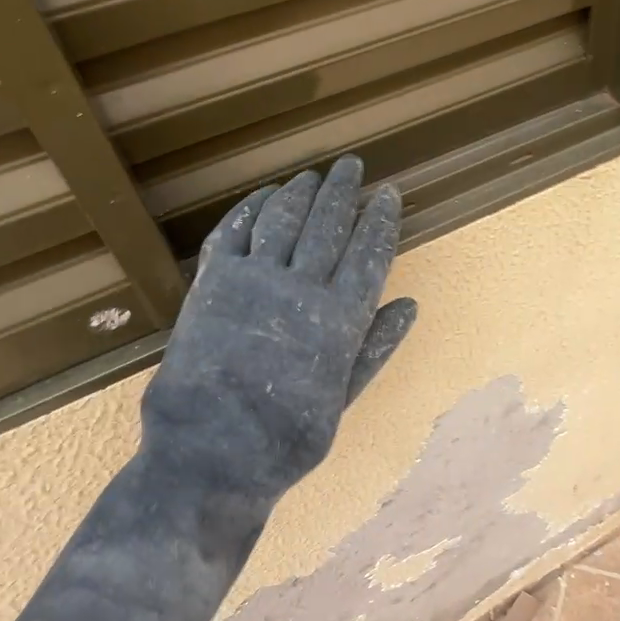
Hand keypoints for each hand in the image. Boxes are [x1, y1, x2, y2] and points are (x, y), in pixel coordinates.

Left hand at [145, 154, 417, 499]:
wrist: (210, 453)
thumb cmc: (287, 437)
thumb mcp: (343, 398)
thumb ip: (375, 347)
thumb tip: (409, 305)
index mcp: (340, 318)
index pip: (369, 253)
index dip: (381, 221)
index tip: (390, 194)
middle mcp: (301, 289)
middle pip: (328, 225)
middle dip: (343, 193)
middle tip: (352, 166)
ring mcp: (253, 282)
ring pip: (283, 220)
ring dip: (301, 193)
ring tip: (313, 175)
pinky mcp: (212, 284)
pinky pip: (234, 233)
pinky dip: (250, 209)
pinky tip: (264, 196)